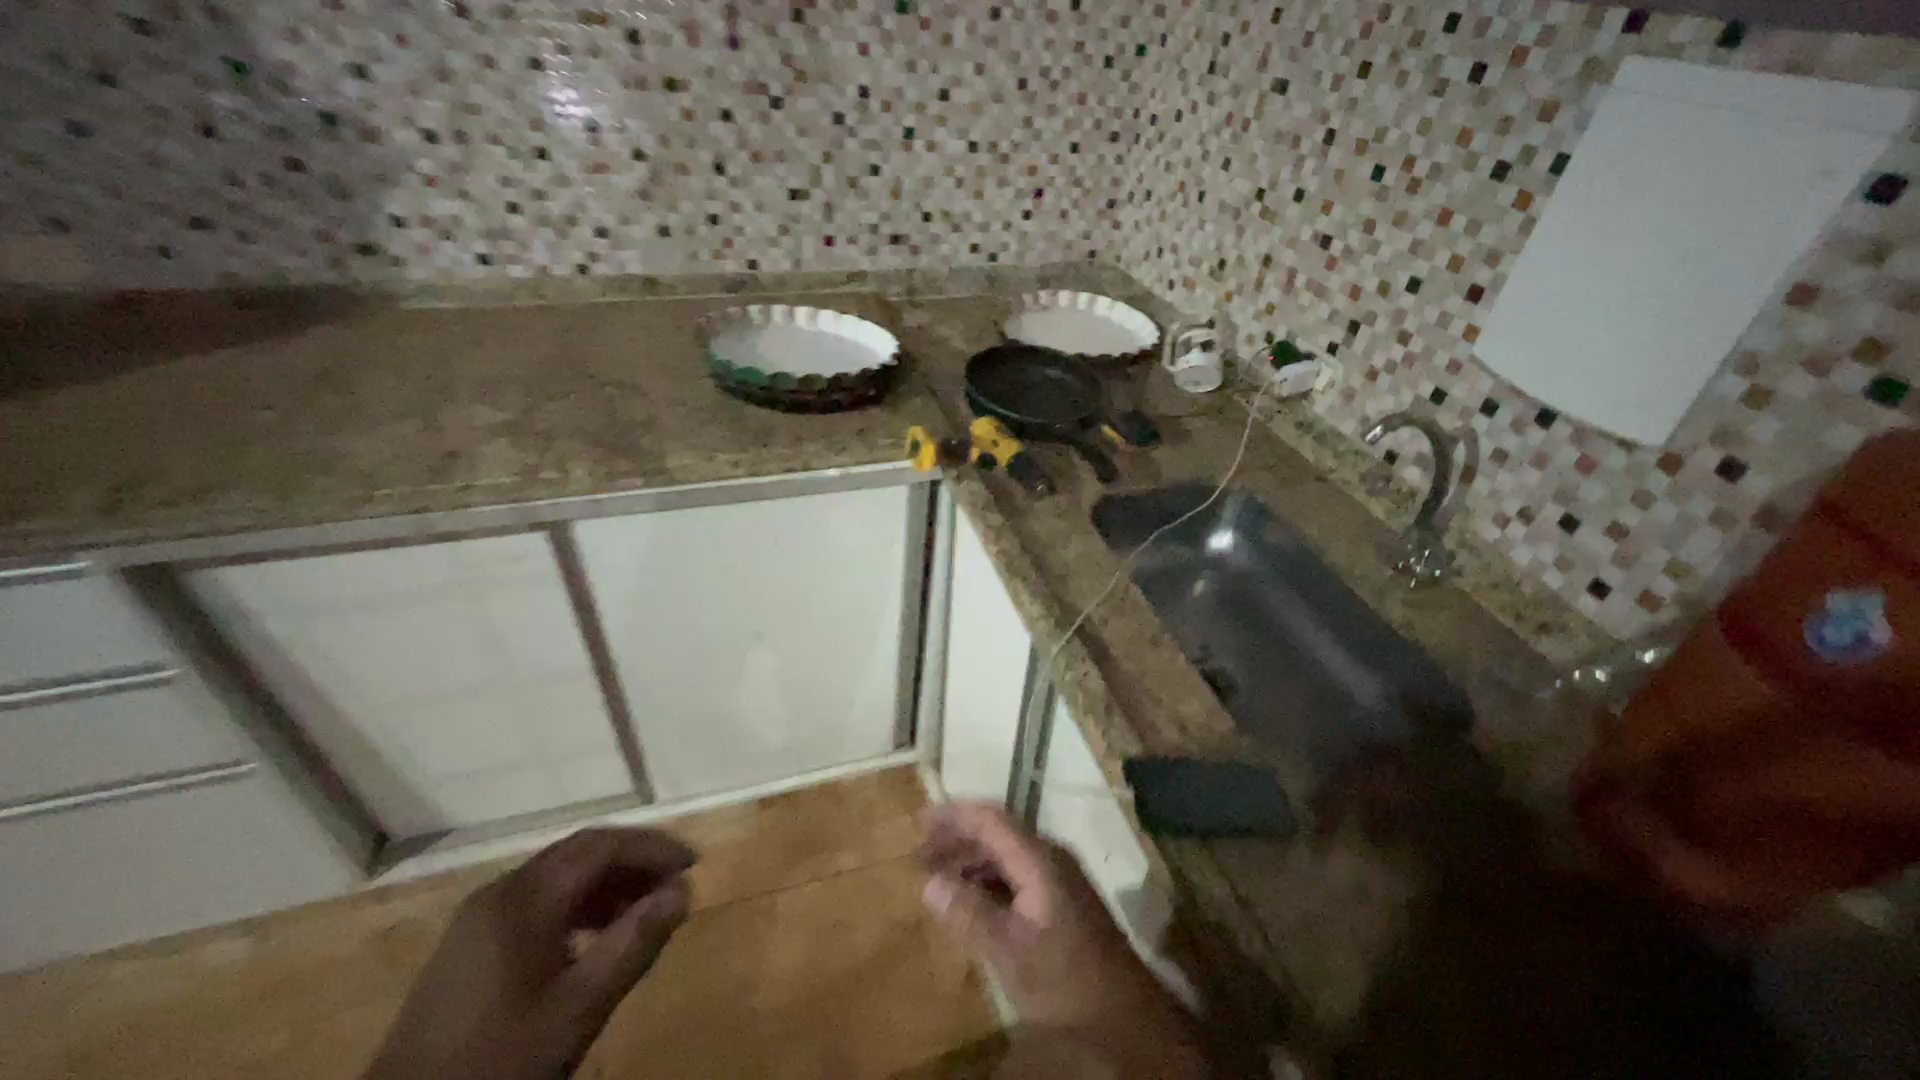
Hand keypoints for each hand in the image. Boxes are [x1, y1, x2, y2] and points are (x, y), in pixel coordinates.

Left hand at [364, 828, 696, 1079]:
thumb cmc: (503, 1056)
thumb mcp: (581, 1005)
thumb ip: (635, 943)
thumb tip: (684, 890)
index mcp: (525, 898)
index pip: (601, 846)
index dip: (652, 848)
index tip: (694, 864)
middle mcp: (500, 891)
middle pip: (578, 854)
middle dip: (633, 861)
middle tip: (677, 884)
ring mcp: (479, 916)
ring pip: (557, 877)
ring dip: (607, 884)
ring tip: (646, 913)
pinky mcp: (471, 942)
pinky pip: (537, 902)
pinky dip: (578, 906)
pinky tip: (597, 938)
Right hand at [919, 802, 1208, 1076]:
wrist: (1125, 1012)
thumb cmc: (1064, 979)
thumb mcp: (1009, 950)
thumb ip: (969, 913)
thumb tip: (929, 883)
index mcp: (1039, 859)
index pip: (990, 818)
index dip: (953, 815)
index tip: (918, 822)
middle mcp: (1051, 857)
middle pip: (997, 832)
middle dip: (957, 839)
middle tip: (920, 857)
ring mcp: (1060, 878)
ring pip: (1007, 855)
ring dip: (971, 861)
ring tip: (938, 879)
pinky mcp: (1063, 900)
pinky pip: (1017, 874)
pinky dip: (989, 880)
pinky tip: (971, 903)